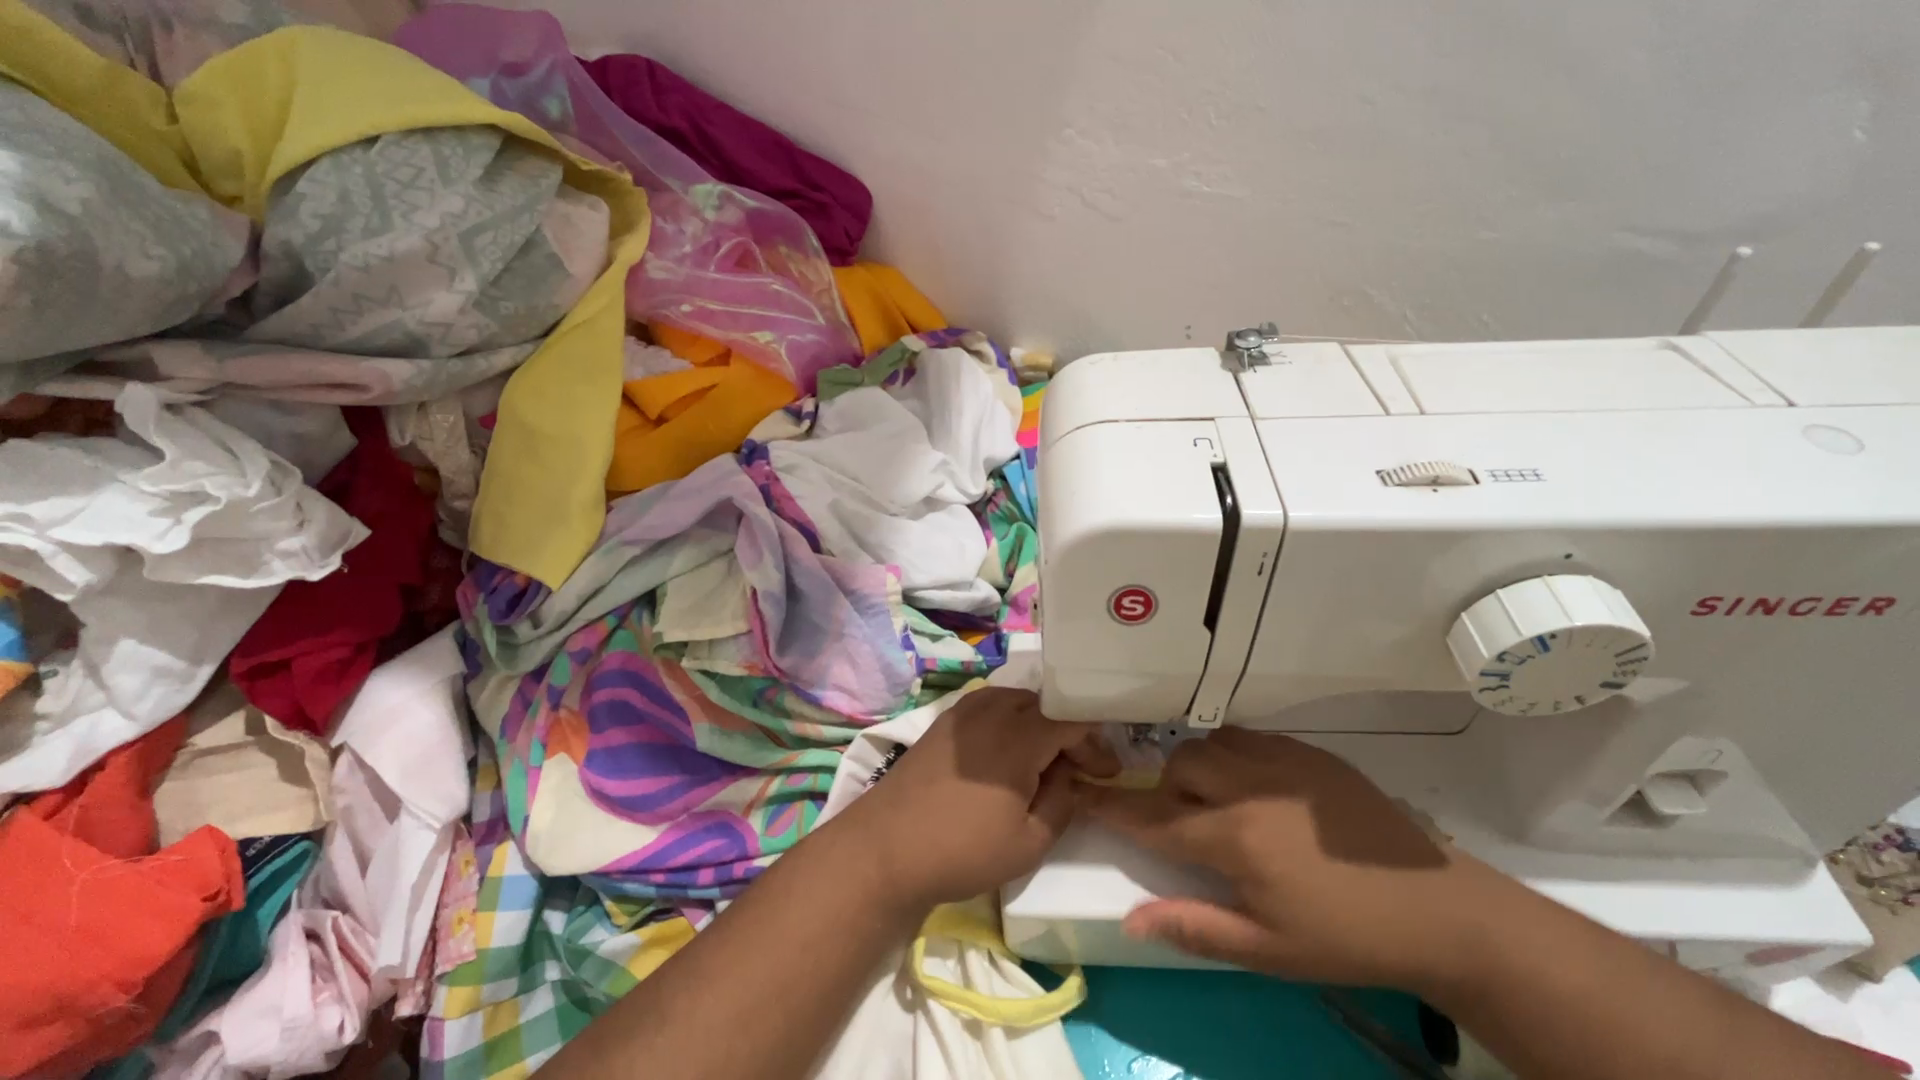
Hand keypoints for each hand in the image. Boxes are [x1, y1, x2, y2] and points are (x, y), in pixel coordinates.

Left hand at [836, 687, 1117, 911]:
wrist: (884, 850)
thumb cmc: (962, 850)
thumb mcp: (1030, 841)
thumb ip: (1063, 802)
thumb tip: (1070, 777)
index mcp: (1019, 732)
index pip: (1073, 719)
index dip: (1096, 745)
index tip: (1107, 775)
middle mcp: (991, 709)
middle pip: (1045, 706)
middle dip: (1069, 734)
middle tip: (1081, 771)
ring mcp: (962, 713)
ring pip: (1016, 704)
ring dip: (1038, 727)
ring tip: (1045, 764)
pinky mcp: (942, 725)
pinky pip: (989, 710)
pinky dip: (1009, 725)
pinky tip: (1007, 759)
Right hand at [1080, 728, 1511, 990]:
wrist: (1439, 909)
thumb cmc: (1346, 937)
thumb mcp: (1267, 949)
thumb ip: (1194, 927)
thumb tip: (1130, 919)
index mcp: (1236, 837)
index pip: (1155, 817)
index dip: (1114, 807)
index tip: (1082, 791)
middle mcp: (1252, 787)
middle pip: (1181, 765)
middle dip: (1167, 789)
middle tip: (1188, 826)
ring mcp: (1287, 763)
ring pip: (1214, 742)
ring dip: (1200, 766)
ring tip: (1220, 802)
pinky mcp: (1315, 755)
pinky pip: (1253, 736)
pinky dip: (1235, 754)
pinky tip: (1257, 785)